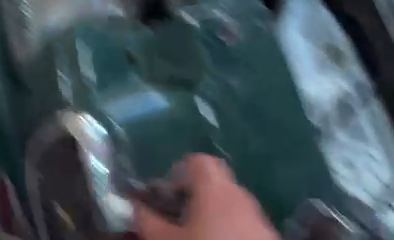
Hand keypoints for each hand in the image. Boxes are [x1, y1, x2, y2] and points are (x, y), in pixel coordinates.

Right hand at [135, 156, 280, 239]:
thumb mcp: (164, 239)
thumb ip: (144, 218)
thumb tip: (130, 204)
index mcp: (215, 189)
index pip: (198, 160)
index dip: (178, 171)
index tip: (167, 193)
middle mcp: (242, 198)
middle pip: (216, 184)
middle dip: (195, 197)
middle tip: (178, 217)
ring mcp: (263, 223)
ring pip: (233, 208)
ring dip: (214, 217)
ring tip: (197, 234)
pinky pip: (247, 227)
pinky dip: (232, 232)